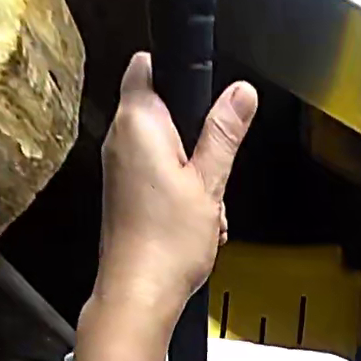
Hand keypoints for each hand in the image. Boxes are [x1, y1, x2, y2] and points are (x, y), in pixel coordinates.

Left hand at [93, 52, 257, 326]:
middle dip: (196, 139)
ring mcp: (119, 173)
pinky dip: (179, 197)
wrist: (139, 296)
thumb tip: (242, 92)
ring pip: (164, 154)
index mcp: (138, 124)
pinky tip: (195, 225)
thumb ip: (224, 133)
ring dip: (193, 176)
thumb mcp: (209, 183)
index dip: (179, 74)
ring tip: (206, 209)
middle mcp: (120, 142)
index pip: (148, 65)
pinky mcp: (124, 199)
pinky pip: (156, 182)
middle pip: (163, 115)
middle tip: (213, 172)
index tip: (206, 101)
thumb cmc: (166, 246)